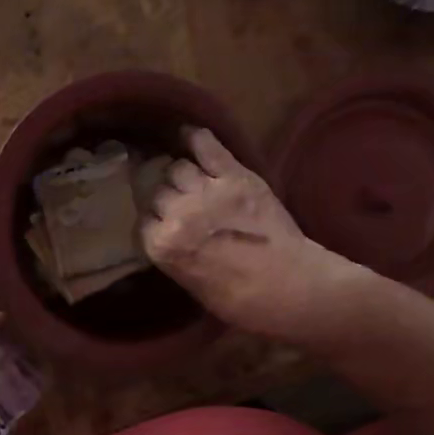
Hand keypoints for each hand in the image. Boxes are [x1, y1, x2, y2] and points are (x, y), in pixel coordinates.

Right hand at [141, 127, 365, 342]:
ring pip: (177, 169)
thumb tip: (164, 231)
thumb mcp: (189, 281)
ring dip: (180, 174)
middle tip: (177, 203)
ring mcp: (208, 193)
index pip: (143, 220)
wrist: (290, 288)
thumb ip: (172, 251)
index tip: (162, 223)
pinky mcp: (236, 178)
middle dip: (164, 197)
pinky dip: (196, 138)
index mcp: (162, 246)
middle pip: (157, 192)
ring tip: (188, 178)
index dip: (154, 220)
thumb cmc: (238, 299)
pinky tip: (187, 135)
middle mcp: (178, 215)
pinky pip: (207, 148)